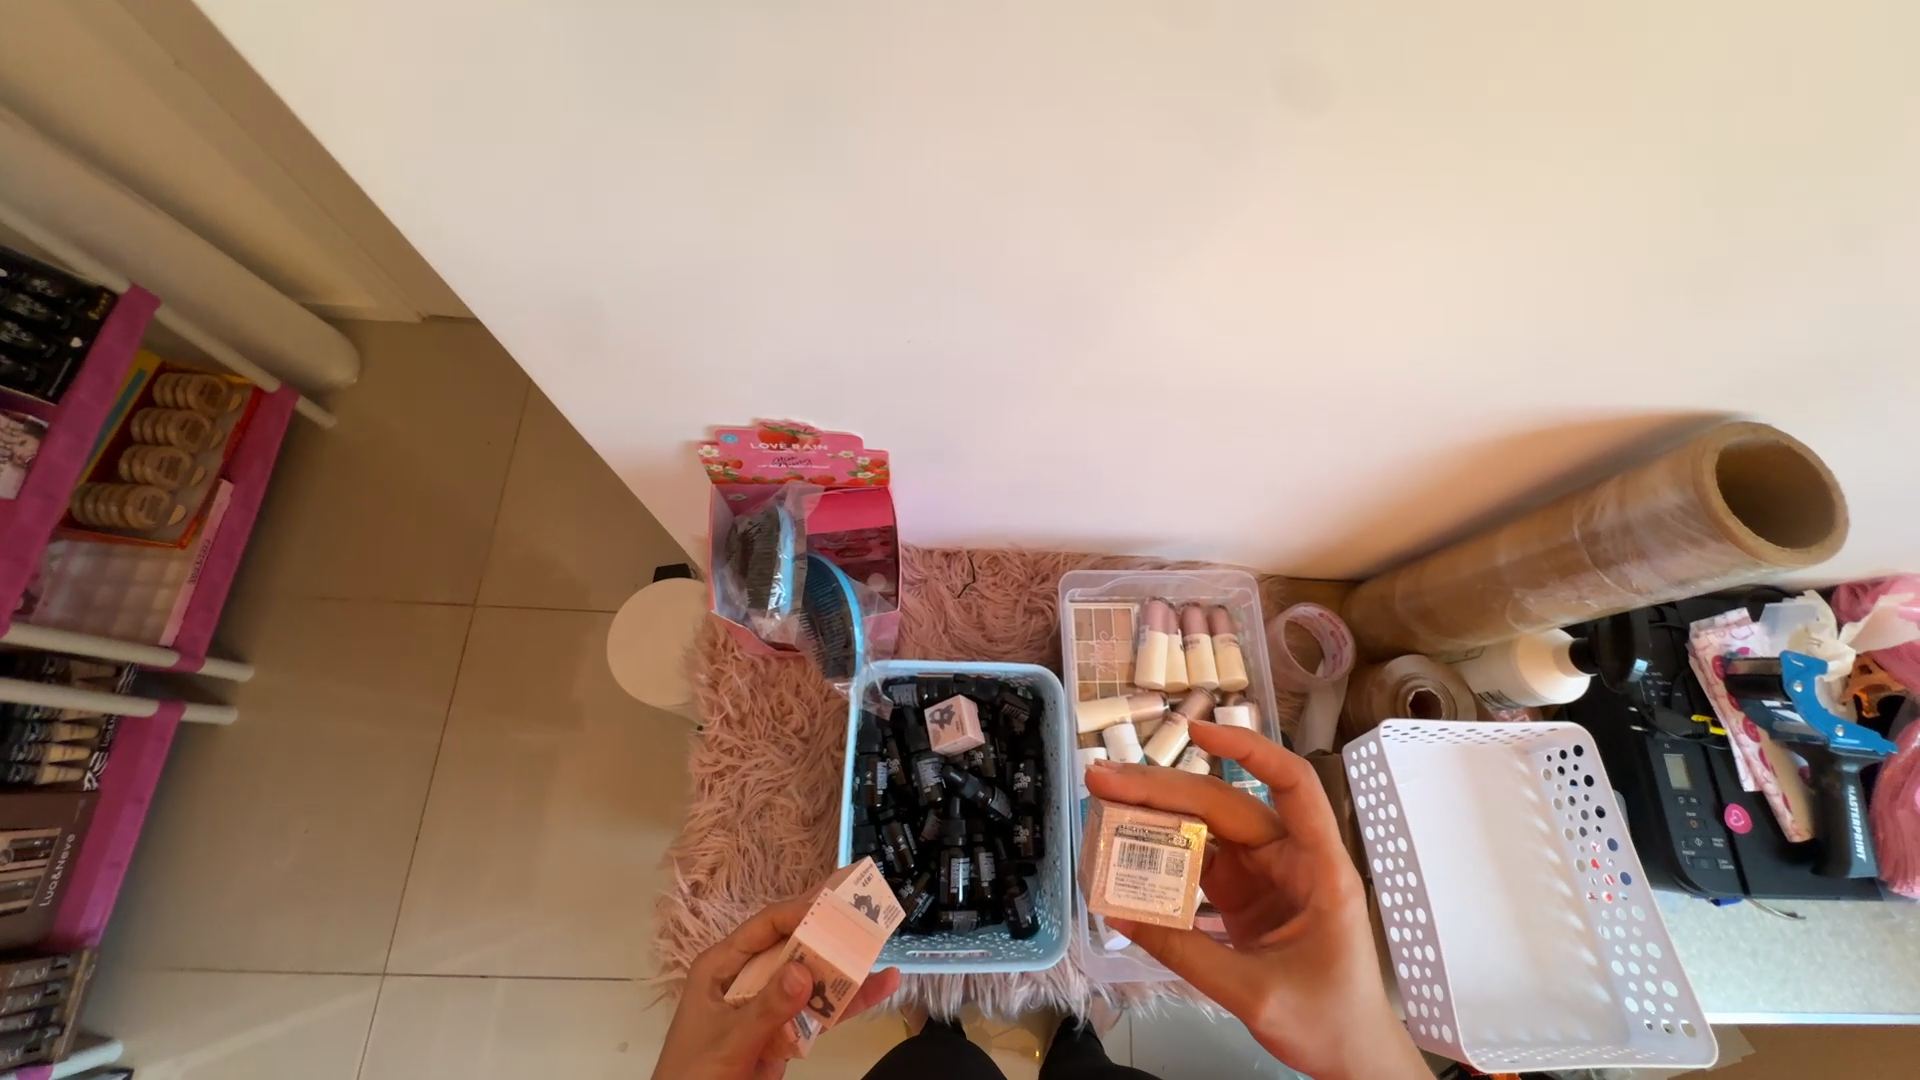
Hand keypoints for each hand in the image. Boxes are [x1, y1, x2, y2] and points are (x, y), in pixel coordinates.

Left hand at [651, 896, 902, 1079]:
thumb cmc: (692, 1077)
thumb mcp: (726, 1042)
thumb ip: (766, 1009)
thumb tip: (804, 971)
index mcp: (723, 966)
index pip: (766, 927)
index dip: (799, 913)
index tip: (832, 908)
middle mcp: (749, 977)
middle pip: (795, 945)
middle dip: (830, 932)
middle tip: (866, 909)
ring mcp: (769, 1004)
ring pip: (813, 976)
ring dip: (846, 967)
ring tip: (881, 948)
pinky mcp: (786, 1031)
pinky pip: (820, 1010)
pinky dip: (848, 1002)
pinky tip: (879, 988)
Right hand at [1084, 720, 1425, 1079]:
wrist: (1351, 1060)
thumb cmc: (1329, 1024)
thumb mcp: (1257, 995)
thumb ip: (1187, 954)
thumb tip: (1118, 912)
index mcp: (1318, 867)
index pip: (1292, 784)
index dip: (1248, 749)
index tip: (1196, 729)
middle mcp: (1289, 854)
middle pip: (1224, 801)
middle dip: (1162, 786)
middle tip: (1102, 778)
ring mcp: (1262, 869)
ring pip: (1204, 822)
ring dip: (1154, 808)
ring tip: (1103, 799)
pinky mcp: (1241, 888)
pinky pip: (1196, 854)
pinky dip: (1160, 846)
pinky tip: (1124, 841)